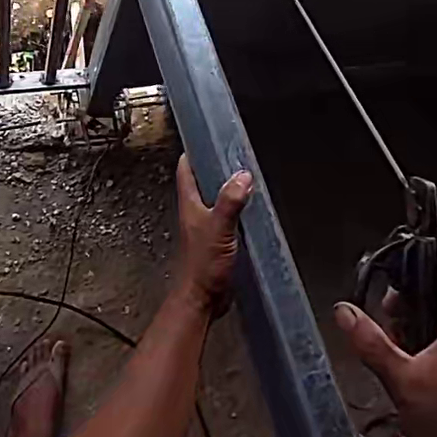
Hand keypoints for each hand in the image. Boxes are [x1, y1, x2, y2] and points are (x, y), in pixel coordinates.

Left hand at [171, 154, 251, 317]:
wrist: (203, 298)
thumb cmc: (203, 265)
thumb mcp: (219, 228)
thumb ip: (230, 202)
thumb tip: (242, 176)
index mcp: (189, 203)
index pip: (186, 168)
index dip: (193, 151)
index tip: (207, 137)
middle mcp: (194, 211)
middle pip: (202, 180)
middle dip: (215, 167)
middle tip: (234, 155)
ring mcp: (204, 225)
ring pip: (215, 198)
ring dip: (228, 189)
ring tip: (246, 178)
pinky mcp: (216, 240)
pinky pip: (226, 217)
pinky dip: (237, 210)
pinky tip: (251, 211)